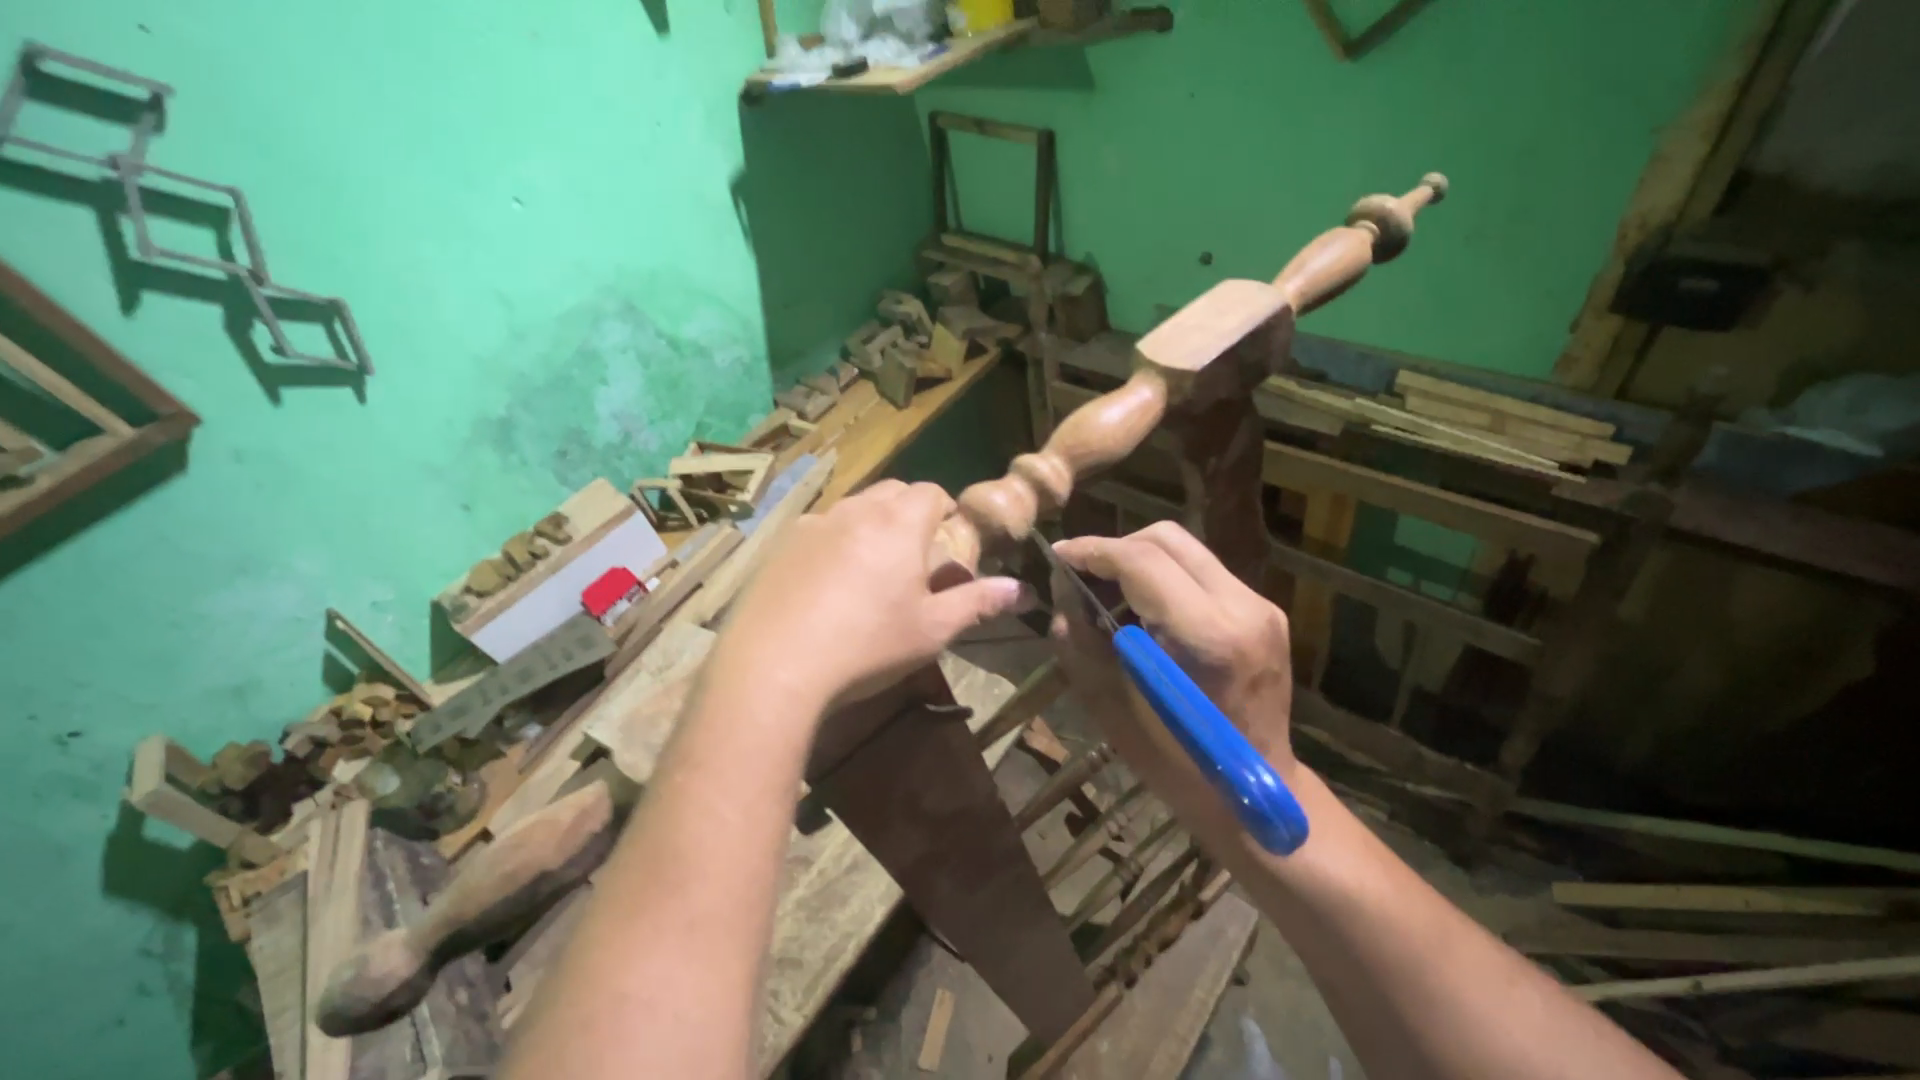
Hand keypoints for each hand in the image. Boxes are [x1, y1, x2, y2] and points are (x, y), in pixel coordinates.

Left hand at [711, 480, 1030, 714]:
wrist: (775, 666)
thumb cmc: (867, 646)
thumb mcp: (932, 630)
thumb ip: (978, 603)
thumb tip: (1022, 589)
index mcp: (899, 523)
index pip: (931, 492)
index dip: (945, 511)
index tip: (949, 541)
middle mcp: (855, 510)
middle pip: (892, 493)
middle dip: (910, 512)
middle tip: (915, 557)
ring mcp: (812, 524)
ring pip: (852, 508)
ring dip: (870, 525)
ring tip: (872, 570)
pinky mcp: (779, 546)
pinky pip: (817, 529)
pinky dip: (833, 543)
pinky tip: (826, 586)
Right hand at [1049, 522, 1297, 852]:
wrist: (1252, 793)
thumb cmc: (1175, 762)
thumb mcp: (1109, 703)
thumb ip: (1079, 636)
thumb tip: (1063, 584)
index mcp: (1207, 635)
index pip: (1141, 560)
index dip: (1092, 551)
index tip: (1057, 555)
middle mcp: (1243, 607)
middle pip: (1167, 539)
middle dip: (1117, 547)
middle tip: (1082, 575)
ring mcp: (1260, 606)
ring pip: (1188, 551)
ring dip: (1141, 561)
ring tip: (1110, 594)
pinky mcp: (1265, 613)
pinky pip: (1204, 574)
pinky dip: (1166, 579)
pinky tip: (1145, 612)